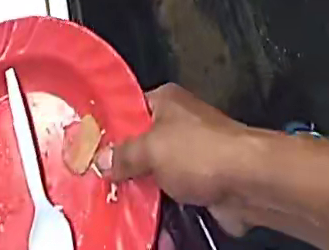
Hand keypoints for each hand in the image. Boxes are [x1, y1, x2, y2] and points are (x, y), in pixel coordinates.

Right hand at [105, 84, 261, 233]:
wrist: (245, 180)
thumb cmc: (205, 151)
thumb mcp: (153, 147)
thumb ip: (123, 153)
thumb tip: (102, 158)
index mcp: (165, 102)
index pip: (127, 109)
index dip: (106, 130)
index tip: (83, 151)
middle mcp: (174, 124)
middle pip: (135, 147)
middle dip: (117, 170)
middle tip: (93, 189)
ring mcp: (184, 154)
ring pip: (148, 176)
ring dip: (135, 196)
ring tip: (109, 213)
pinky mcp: (193, 182)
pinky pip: (165, 197)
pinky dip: (153, 212)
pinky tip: (136, 227)